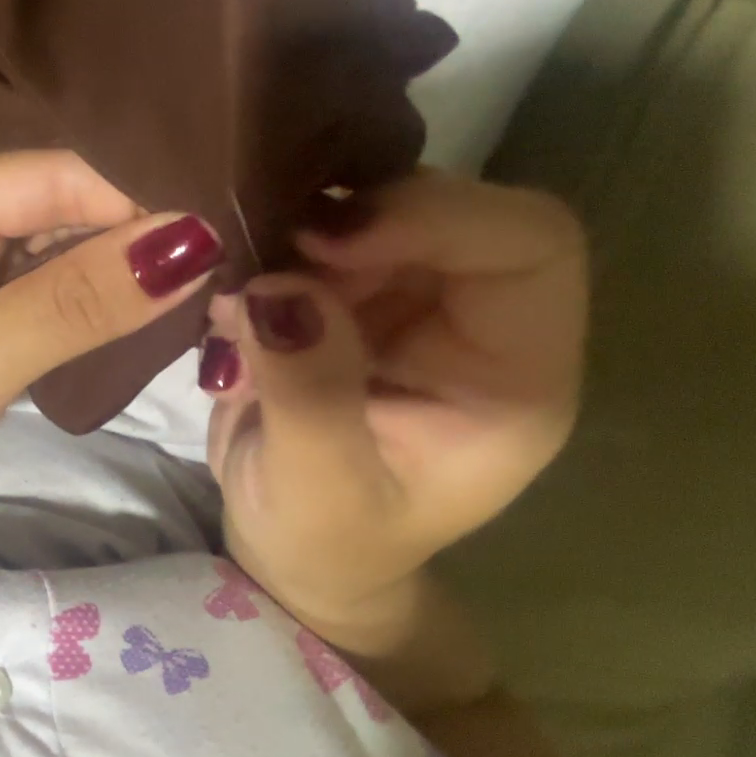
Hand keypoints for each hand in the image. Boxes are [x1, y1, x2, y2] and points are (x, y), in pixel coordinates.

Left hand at [0, 150, 221, 553]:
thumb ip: (75, 301)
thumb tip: (188, 240)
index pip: (52, 176)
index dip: (131, 205)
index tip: (209, 254)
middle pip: (60, 209)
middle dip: (129, 244)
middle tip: (215, 286)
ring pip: (59, 253)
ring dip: (115, 280)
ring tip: (195, 307)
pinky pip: (46, 295)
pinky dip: (89, 311)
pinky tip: (140, 329)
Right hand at [202, 171, 587, 642]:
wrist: (296, 549)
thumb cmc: (327, 539)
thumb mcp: (319, 490)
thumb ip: (309, 395)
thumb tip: (277, 290)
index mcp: (510, 374)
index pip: (527, 246)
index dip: (437, 218)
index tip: (323, 243)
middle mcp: (469, 321)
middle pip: (442, 208)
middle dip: (347, 221)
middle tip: (264, 257)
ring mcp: (403, 304)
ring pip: (364, 211)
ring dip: (289, 238)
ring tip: (234, 308)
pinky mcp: (342, 299)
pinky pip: (306, 237)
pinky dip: (260, 254)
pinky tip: (228, 315)